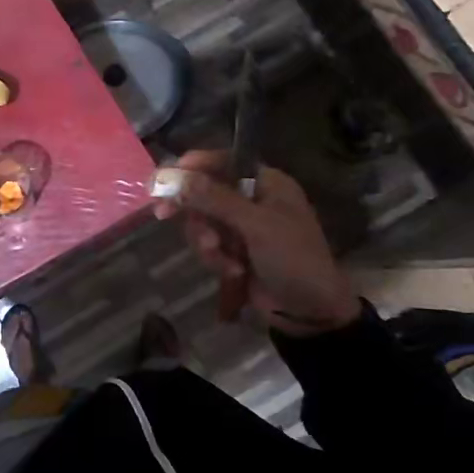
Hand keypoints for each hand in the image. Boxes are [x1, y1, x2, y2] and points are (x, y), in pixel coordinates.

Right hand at [153, 151, 362, 336]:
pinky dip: (215, 259)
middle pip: (204, 193)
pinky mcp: (233, 252)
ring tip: (225, 261)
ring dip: (206, 243)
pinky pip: (207, 246)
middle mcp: (252, 200)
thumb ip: (215, 199)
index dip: (193, 167)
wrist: (309, 311)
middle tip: (164, 214)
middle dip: (195, 213)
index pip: (223, 162)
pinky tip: (233, 273)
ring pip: (201, 223)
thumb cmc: (293, 258)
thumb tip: (176, 175)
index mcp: (267, 183)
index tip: (164, 178)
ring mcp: (241, 228)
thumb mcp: (256, 225)